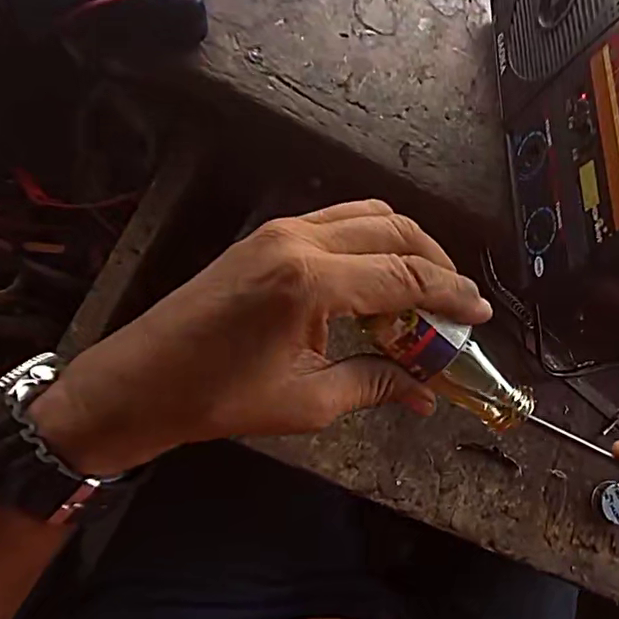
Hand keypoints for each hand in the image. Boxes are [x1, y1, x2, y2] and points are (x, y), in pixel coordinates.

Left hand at [30, 200, 491, 473]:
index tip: (480, 312)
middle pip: (396, 232)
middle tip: (456, 304)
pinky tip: (378, 279)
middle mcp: (300, 241)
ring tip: (425, 288)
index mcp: (310, 282)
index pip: (406, 276)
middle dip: (438, 264)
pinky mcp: (269, 235)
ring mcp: (282, 230)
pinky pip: (341, 221)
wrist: (138, 381)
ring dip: (408, 245)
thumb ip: (376, 384)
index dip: (452, 295)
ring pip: (370, 216)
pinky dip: (374, 241)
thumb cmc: (218, 399)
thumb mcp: (307, 401)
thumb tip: (425, 394)